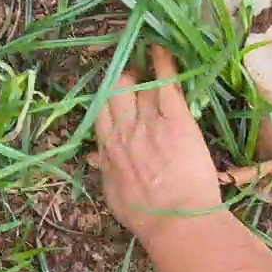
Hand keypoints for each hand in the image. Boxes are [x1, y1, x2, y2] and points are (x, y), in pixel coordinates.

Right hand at [97, 45, 224, 244]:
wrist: (177, 221)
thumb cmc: (146, 217)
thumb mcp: (114, 196)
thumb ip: (105, 172)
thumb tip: (94, 159)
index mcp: (108, 149)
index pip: (101, 111)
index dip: (109, 99)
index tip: (116, 95)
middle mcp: (124, 130)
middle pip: (117, 90)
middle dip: (125, 80)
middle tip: (136, 77)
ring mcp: (149, 122)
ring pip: (140, 84)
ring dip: (144, 71)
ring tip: (149, 60)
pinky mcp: (176, 118)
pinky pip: (166, 83)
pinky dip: (163, 63)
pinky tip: (163, 50)